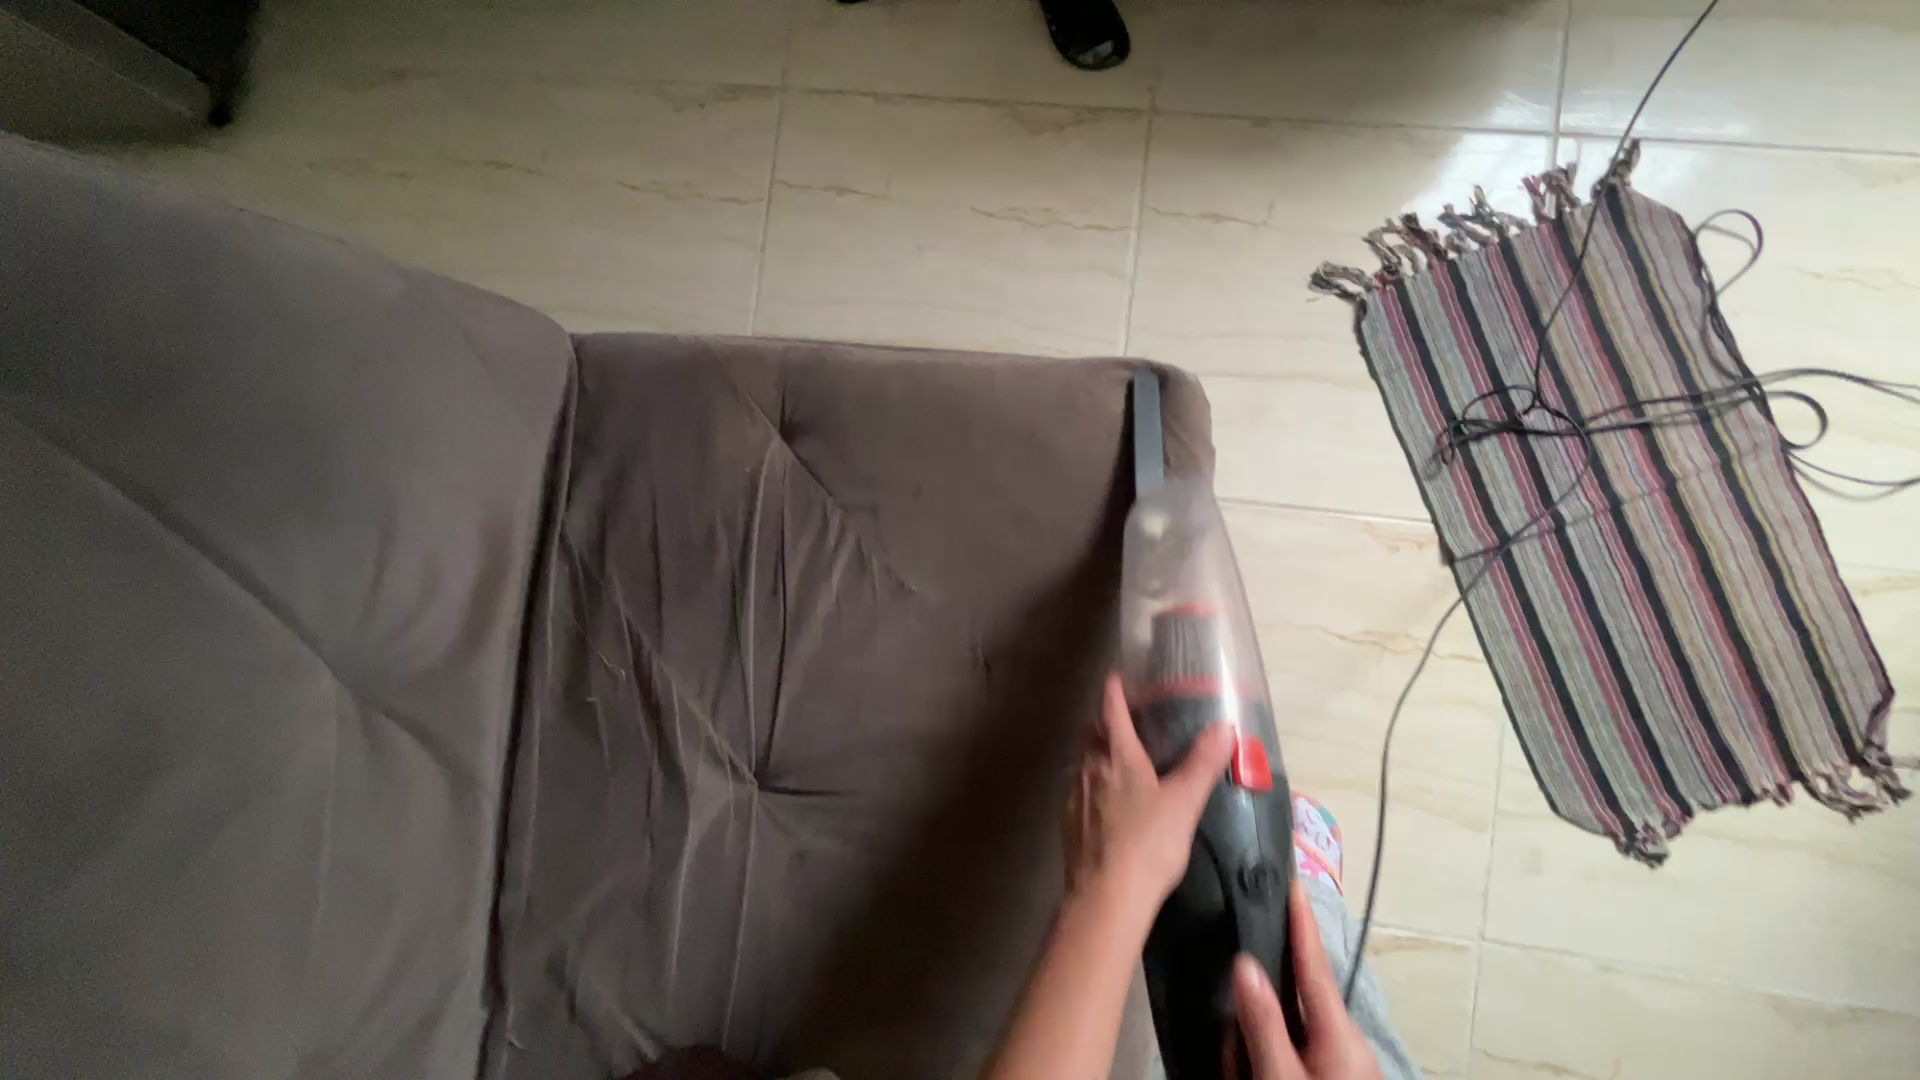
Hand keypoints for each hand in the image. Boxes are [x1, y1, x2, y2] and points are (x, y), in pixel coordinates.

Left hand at [1062, 674, 1235, 911]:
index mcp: (1116, 754)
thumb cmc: (1148, 843)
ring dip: (1097, 752)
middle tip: (1123, 719)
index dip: (1114, 690)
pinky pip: (1078, 788)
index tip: (1116, 677)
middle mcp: (1088, 766)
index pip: (1110, 709)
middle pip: (1091, 732)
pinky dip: (1091, 782)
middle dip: (1104, 721)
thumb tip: (1224, 725)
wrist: (1105, 896)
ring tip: (1117, 758)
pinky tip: (1105, 800)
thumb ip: (1202, 763)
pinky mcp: (1068, 820)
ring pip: (1082, 760)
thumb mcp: (1184, 802)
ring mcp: (1073, 793)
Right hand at [1228, 881, 1383, 1079]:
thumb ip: (1262, 1023)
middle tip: (1238, 1063)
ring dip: (1252, 1053)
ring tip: (1245, 1076)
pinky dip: (1263, 1065)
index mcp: (1338, 1034)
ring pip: (1278, 1035)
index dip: (1300, 921)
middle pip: (1287, 1003)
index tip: (1291, 879)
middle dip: (1252, 1020)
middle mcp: (1342, 1043)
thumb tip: (1245, 962)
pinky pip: (1283, 1058)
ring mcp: (1336, 1067)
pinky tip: (1251, 1075)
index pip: (1313, 964)